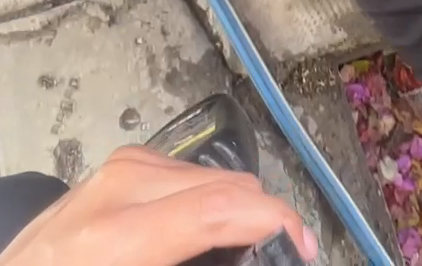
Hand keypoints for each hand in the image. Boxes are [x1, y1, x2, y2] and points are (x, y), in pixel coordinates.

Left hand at [0, 146, 318, 265]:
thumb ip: (193, 263)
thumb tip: (242, 248)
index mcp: (117, 238)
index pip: (219, 206)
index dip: (275, 220)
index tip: (304, 245)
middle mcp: (119, 187)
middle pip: (225, 184)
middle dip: (261, 218)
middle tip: (279, 254)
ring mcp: (116, 168)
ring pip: (210, 174)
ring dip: (234, 209)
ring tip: (241, 246)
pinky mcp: (117, 165)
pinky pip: (184, 172)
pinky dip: (205, 198)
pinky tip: (202, 228)